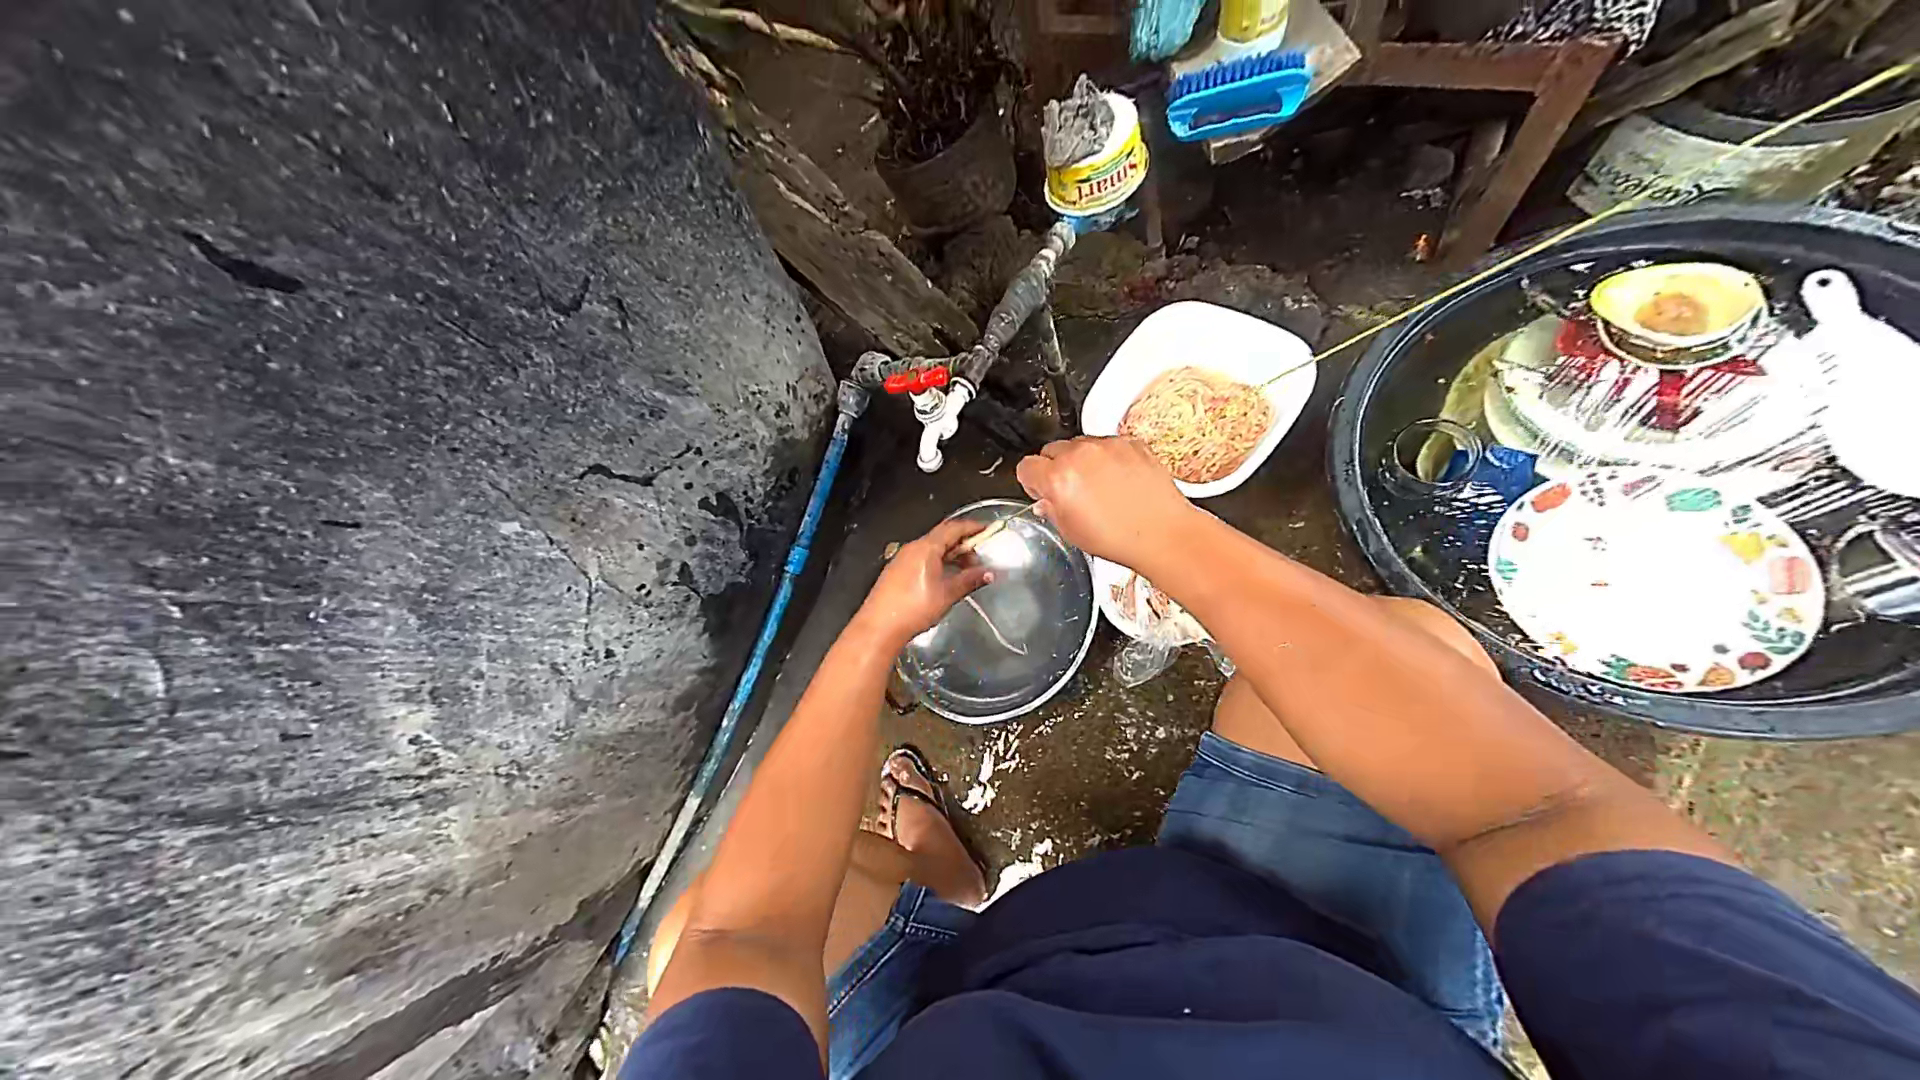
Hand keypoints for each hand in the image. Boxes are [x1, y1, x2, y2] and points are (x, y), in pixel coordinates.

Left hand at [853, 519, 993, 647]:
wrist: (879, 626)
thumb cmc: (912, 609)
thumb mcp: (947, 594)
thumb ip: (969, 580)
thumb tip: (987, 574)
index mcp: (926, 548)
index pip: (953, 528)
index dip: (972, 527)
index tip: (985, 529)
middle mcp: (912, 548)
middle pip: (942, 536)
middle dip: (963, 544)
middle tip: (978, 558)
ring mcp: (902, 558)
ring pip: (931, 548)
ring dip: (950, 554)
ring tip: (964, 570)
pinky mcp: (897, 570)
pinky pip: (921, 558)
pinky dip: (937, 561)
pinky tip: (944, 577)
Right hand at [1015, 436, 1197, 567]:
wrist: (1163, 533)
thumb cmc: (1119, 537)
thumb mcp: (1071, 531)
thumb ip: (1051, 509)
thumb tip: (1046, 500)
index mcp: (1058, 478)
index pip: (1026, 466)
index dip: (1031, 481)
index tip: (1040, 489)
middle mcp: (1080, 455)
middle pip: (1051, 450)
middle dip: (1056, 468)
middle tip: (1071, 491)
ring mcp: (1106, 446)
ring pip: (1079, 444)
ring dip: (1081, 461)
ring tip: (1099, 488)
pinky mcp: (1129, 442)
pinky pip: (1107, 444)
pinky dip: (1107, 458)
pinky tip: (1117, 481)